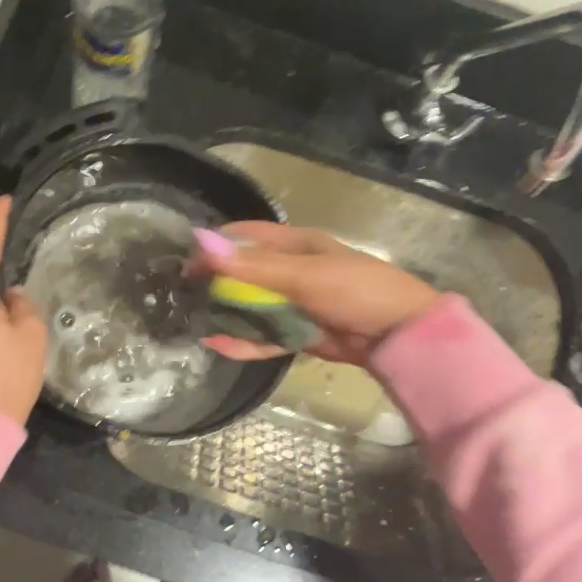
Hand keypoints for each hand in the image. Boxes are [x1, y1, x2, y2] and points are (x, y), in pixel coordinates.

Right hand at [199, 221, 442, 366]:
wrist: (399, 336)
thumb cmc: (356, 290)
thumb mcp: (303, 274)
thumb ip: (253, 265)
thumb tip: (202, 242)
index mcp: (297, 245)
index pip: (247, 237)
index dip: (216, 244)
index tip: (186, 260)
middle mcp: (292, 271)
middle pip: (244, 274)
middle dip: (215, 283)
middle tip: (182, 296)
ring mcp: (295, 305)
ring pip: (251, 307)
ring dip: (225, 314)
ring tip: (193, 321)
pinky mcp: (299, 334)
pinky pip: (263, 337)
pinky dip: (242, 341)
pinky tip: (217, 344)